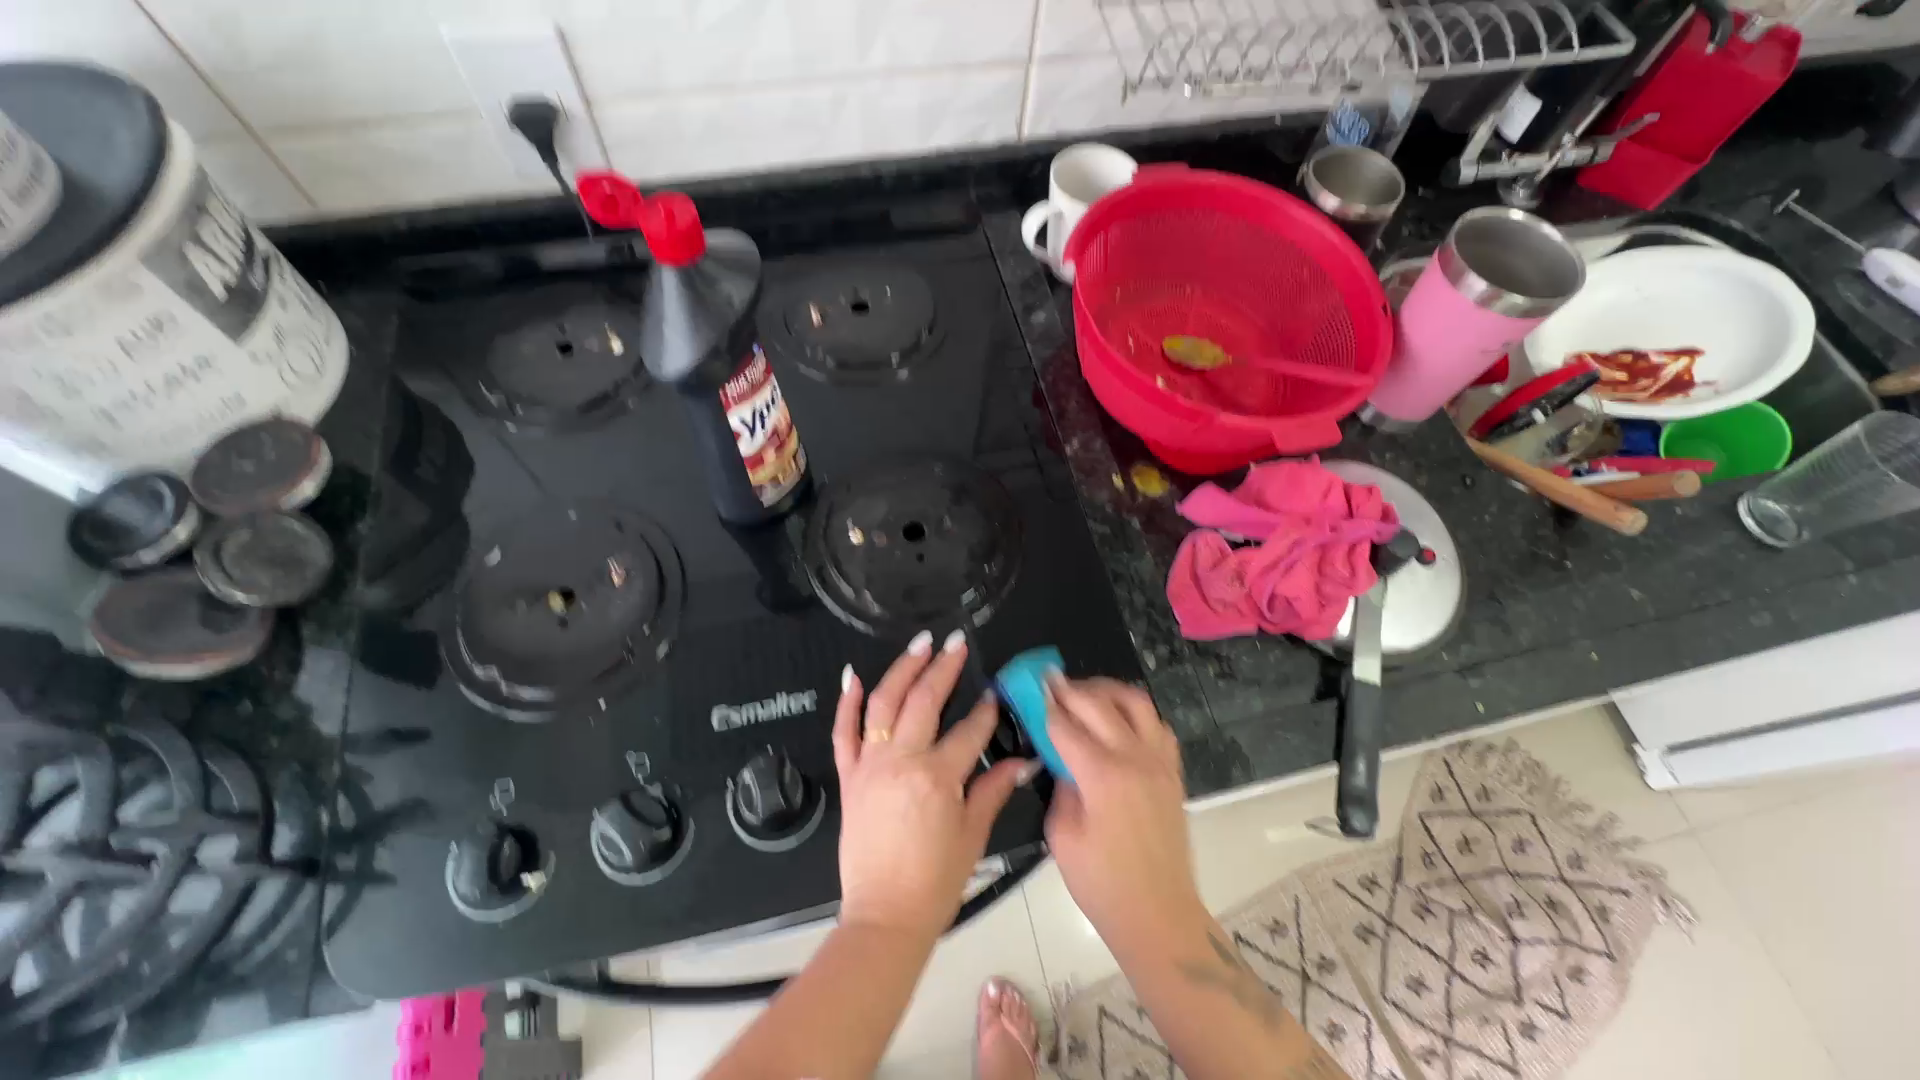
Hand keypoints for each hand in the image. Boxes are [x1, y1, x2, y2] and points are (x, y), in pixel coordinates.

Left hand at [832, 630, 1037, 942]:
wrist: (885, 915)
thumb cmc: (936, 881)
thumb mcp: (973, 835)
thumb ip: (993, 791)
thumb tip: (1023, 762)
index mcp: (938, 777)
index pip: (969, 731)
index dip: (985, 712)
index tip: (995, 694)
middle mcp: (901, 761)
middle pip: (924, 701)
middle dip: (944, 668)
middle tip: (957, 642)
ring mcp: (869, 767)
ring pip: (883, 704)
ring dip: (902, 669)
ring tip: (919, 644)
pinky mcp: (848, 778)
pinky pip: (843, 734)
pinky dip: (847, 703)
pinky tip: (855, 676)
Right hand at [1043, 676, 1206, 953]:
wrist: (1158, 913)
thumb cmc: (1102, 884)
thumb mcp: (1062, 837)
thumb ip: (1061, 789)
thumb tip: (1063, 761)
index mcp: (1103, 776)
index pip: (1067, 726)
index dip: (1045, 704)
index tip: (1030, 686)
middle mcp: (1135, 758)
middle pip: (1100, 704)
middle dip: (1071, 689)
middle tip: (1050, 681)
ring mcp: (1160, 763)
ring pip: (1137, 703)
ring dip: (1107, 691)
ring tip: (1085, 693)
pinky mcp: (1173, 773)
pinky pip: (1157, 726)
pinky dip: (1136, 713)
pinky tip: (1119, 721)